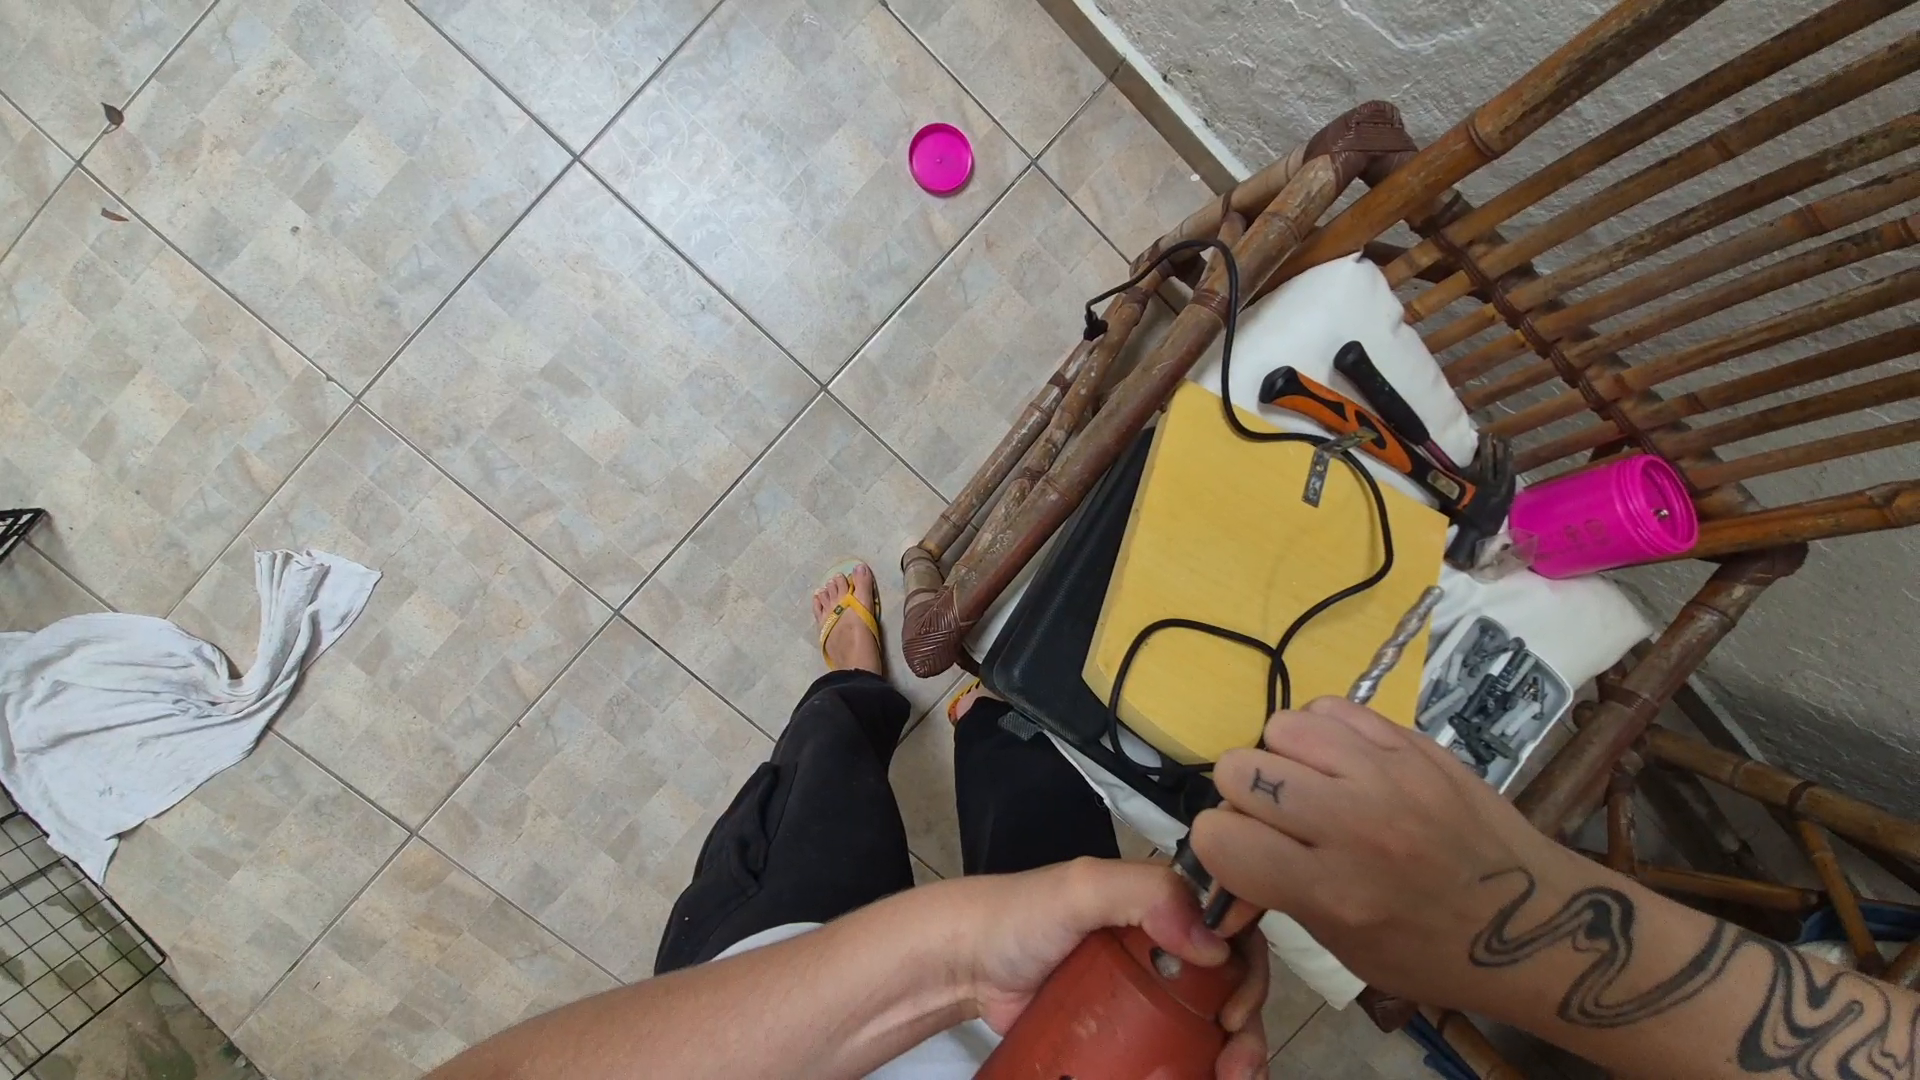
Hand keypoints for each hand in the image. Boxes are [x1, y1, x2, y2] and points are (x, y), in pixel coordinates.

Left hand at [934, 858, 1269, 1079]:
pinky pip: (1177, 1048)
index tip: (1236, 1005)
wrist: (968, 964)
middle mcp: (1162, 943)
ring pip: (1212, 1020)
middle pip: (1229, 979)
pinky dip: (1201, 1069)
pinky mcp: (1128, 1027)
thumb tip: (1212, 942)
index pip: (1228, 923)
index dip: (1247, 963)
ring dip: (1236, 1053)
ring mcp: (1146, 989)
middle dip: (1248, 1022)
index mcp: (1159, 901)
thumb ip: (1142, 894)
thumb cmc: (1022, 916)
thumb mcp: (1080, 888)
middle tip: (1237, 1062)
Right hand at [1190, 696, 1579, 1011]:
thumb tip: (1220, 846)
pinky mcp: (1411, 742)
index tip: (1243, 852)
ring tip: (1312, 783)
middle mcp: (1355, 823)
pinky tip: (1342, 762)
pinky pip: (1328, 708)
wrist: (1543, 924)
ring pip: (1280, 728)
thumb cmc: (1434, 952)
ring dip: (1281, 757)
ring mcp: (1387, 773)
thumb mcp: (1343, 949)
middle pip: (1238, 769)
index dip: (1218, 845)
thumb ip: (1274, 890)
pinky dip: (1322, 732)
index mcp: (1335, 891)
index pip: (1218, 836)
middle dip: (1242, 795)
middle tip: (1277, 817)